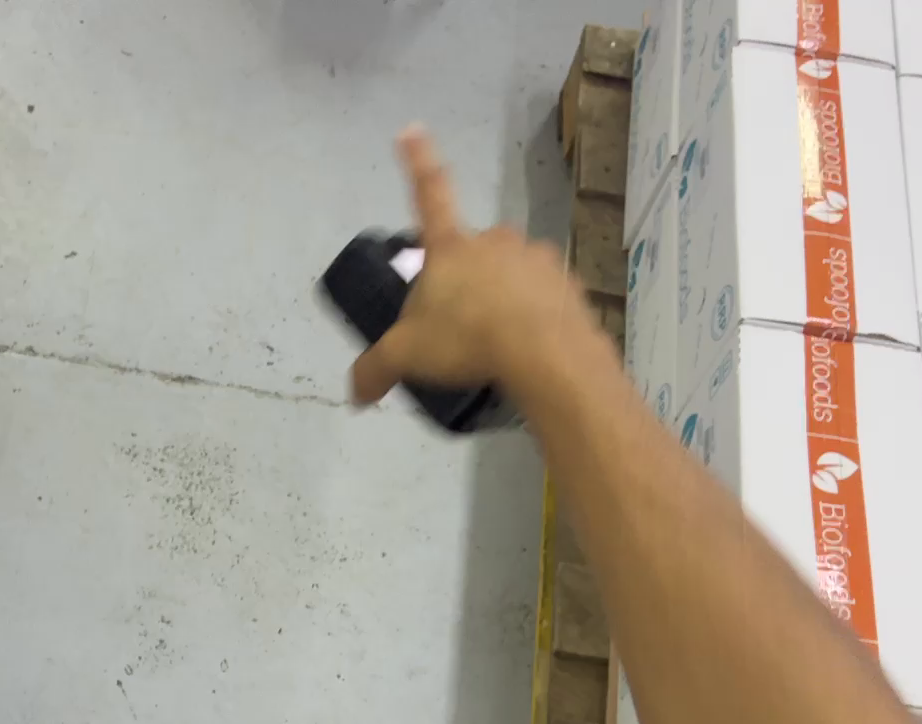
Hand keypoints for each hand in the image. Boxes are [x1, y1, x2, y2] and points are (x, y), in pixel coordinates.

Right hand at [349, 127, 612, 406]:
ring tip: (487, 346)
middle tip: (452, 327)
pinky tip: (518, 350)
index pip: (428, 193)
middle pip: (467, 255)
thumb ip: (374, 370)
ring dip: (493, 302)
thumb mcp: (404, 357)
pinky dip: (525, 318)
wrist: (544, 353)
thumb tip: (356, 395)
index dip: (416, 161)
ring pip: (504, 277)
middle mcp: (494, 241)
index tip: (411, 129)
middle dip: (458, 283)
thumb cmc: (465, 338)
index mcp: (450, 247)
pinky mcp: (565, 284)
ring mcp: (534, 258)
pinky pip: (536, 298)